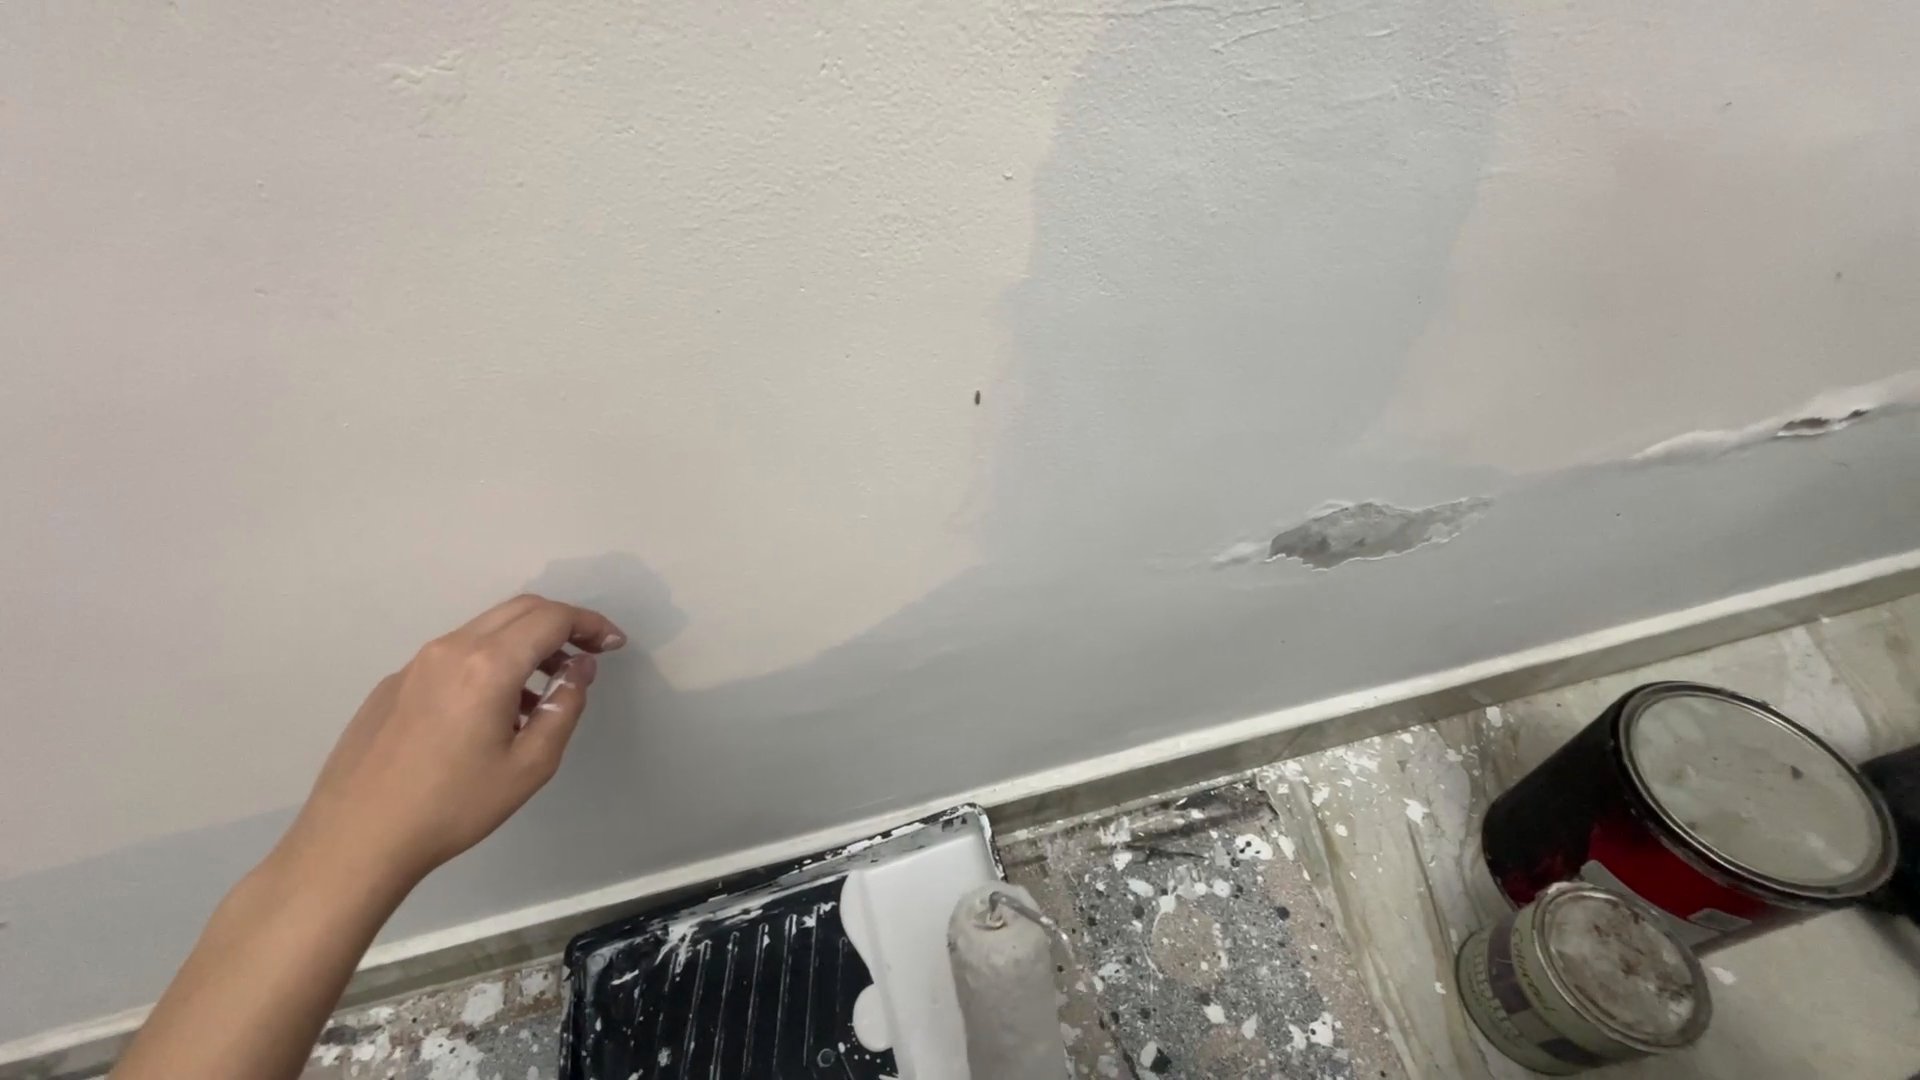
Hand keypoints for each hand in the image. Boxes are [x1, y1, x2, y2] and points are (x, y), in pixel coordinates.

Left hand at [283, 594, 626, 886]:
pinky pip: (457, 654)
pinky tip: (494, 710)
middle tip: (589, 652)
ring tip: (545, 687)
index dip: (590, 624)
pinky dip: (492, 660)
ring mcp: (416, 664)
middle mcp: (451, 649)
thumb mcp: (531, 764)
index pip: (553, 618)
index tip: (613, 644)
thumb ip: (565, 706)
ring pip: (487, 629)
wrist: (352, 842)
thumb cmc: (452, 806)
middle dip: (563, 622)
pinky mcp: (393, 685)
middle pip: (521, 609)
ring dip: (527, 641)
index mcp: (488, 665)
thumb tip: (579, 668)